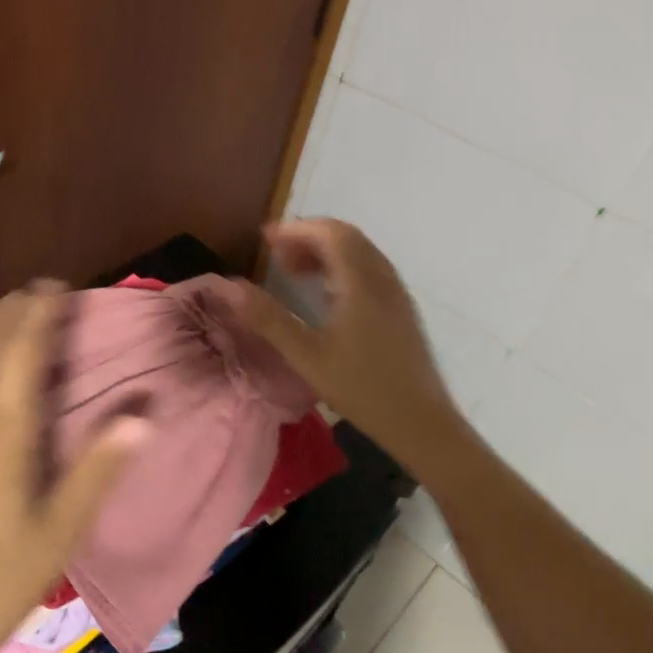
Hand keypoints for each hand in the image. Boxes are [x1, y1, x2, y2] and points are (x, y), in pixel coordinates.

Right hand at [232, 219, 457, 448]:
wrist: (420, 423)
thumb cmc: (361, 388)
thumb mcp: (306, 356)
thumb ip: (269, 320)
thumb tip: (232, 289)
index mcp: (360, 283)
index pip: (330, 234)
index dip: (295, 229)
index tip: (264, 239)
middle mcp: (382, 279)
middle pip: (346, 237)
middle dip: (308, 238)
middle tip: (277, 257)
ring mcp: (396, 294)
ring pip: (360, 253)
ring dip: (326, 252)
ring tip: (294, 273)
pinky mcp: (401, 310)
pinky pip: (370, 270)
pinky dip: (342, 267)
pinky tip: (324, 296)